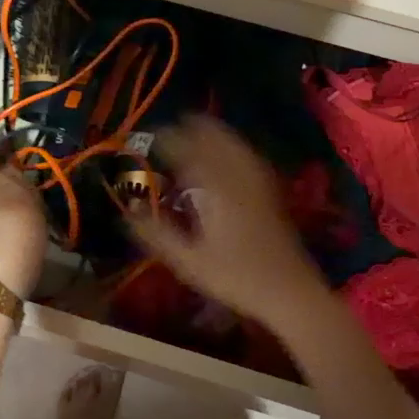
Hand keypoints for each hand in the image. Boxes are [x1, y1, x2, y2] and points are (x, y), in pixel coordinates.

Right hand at [126, 117, 335, 329]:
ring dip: (212, 132)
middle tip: (171, 129)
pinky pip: (247, 155)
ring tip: (194, 130)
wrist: (289, 290)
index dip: (167, 139)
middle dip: (190, 128)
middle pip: (213, 137)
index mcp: (216, 188)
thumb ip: (156, 234)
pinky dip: (231, 145)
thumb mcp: (188, 261)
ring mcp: (258, 180)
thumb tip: (129, 211)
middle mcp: (238, 175)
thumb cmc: (235, 277)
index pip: (186, 150)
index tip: (149, 137)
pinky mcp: (270, 189)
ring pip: (233, 142)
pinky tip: (226, 153)